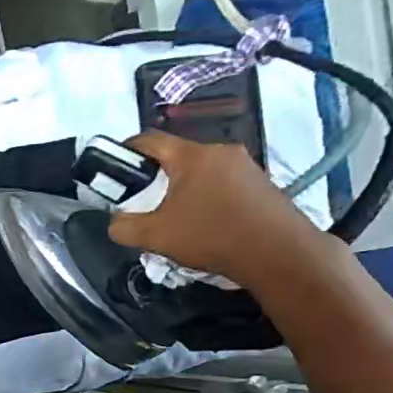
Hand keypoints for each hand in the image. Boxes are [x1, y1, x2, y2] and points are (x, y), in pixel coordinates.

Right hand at [106, 130, 332, 286]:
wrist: (278, 254)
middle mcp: (220, 151)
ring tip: (174, 217)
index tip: (113, 168)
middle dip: (155, 176)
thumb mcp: (154, 236)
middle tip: (143, 202)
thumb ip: (123, 226)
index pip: (149, 139)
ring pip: (200, 170)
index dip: (126, 150)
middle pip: (176, 156)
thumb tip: (114, 221)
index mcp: (192, 156)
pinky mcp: (261, 183)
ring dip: (182, 188)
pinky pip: (222, 182)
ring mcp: (245, 165)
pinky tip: (204, 222)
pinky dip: (206, 196)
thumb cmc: (211, 236)